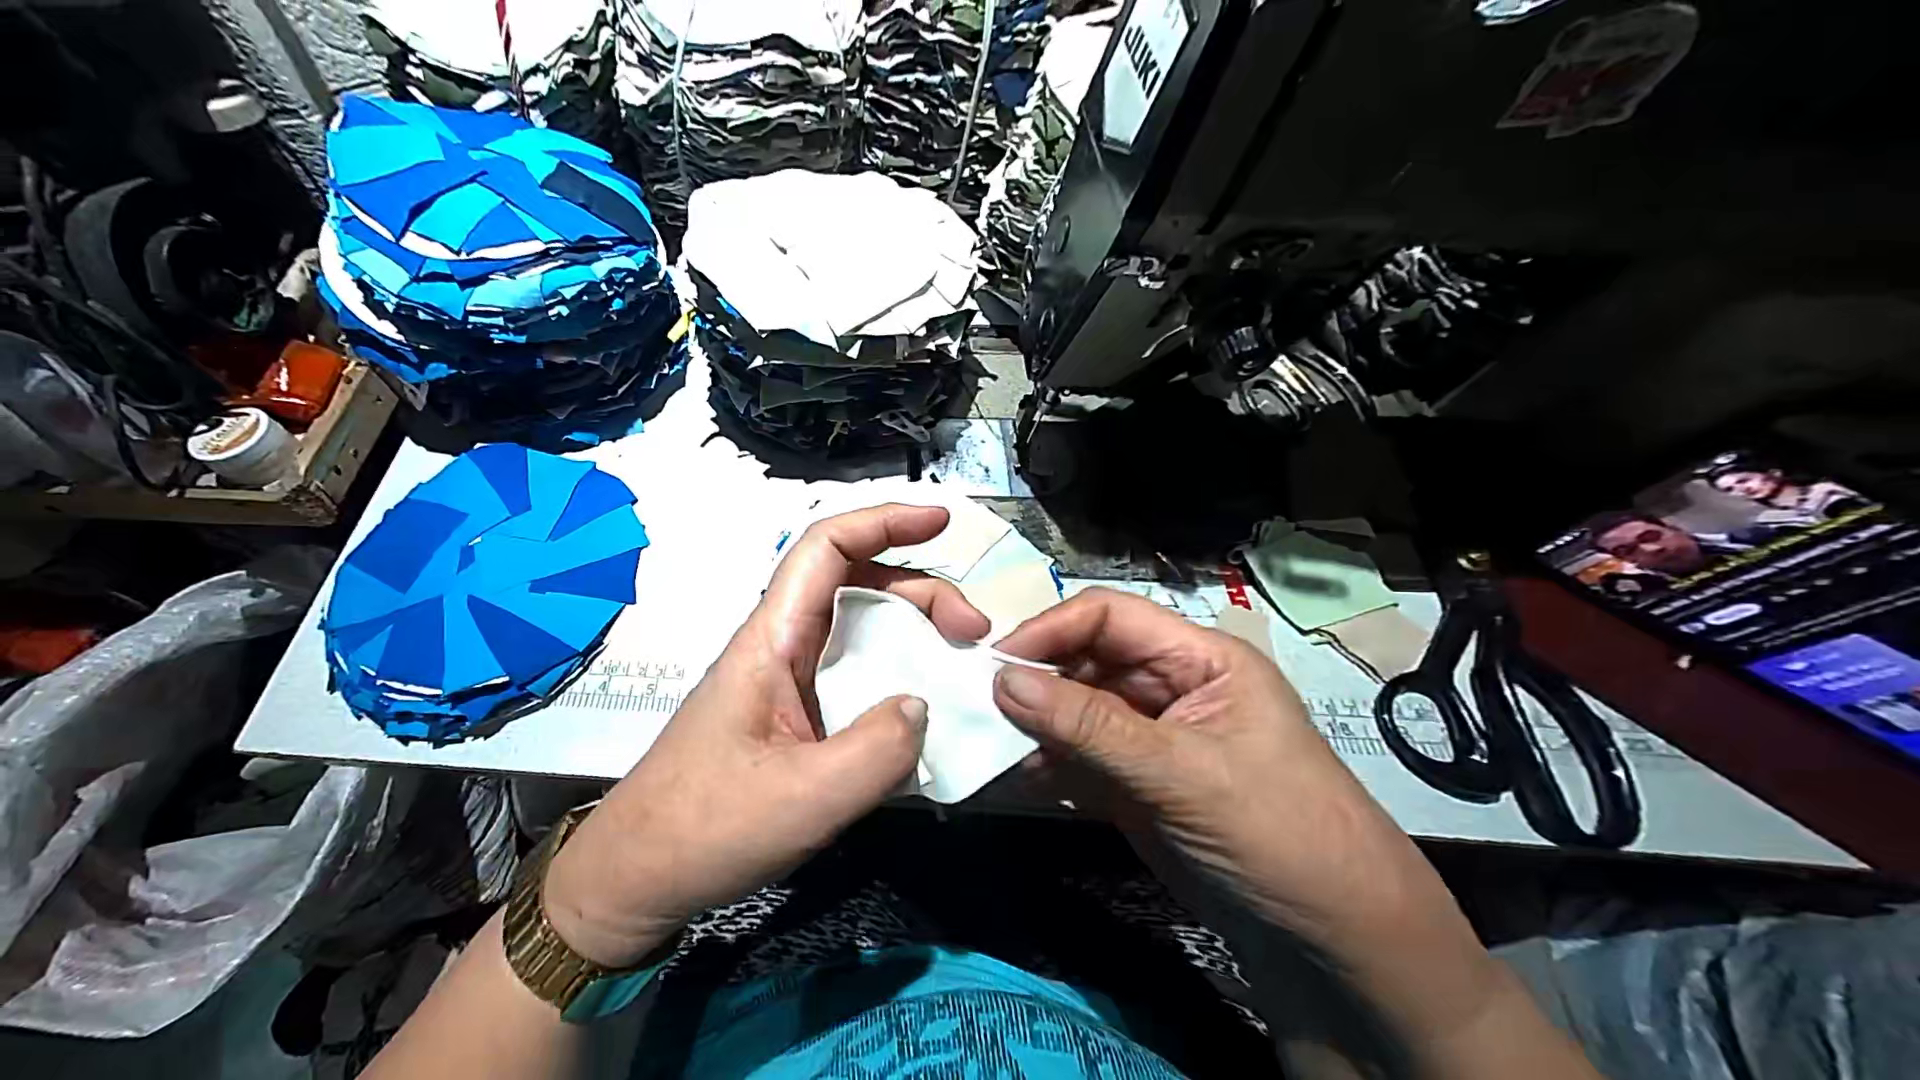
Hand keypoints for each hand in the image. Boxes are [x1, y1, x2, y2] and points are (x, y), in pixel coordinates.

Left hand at [542, 504, 989, 966]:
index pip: (826, 548)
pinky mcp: (801, 718)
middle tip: (974, 635)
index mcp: (773, 640)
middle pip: (860, 585)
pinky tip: (931, 711)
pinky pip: (861, 676)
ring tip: (962, 665)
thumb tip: (923, 704)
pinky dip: (902, 676)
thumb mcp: (804, 798)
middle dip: (923, 593)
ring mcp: (793, 683)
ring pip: (864, 630)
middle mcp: (785, 647)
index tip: (941, 523)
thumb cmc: (706, 830)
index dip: (884, 521)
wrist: (640, 879)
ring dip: (918, 633)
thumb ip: (877, 752)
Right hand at [991, 589, 1503, 1020]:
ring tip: (984, 743)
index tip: (994, 662)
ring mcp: (1148, 737)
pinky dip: (1044, 764)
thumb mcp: (1183, 773)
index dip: (1050, 630)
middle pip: (1085, 660)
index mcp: (1199, 657)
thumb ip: (1089, 726)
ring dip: (1032, 725)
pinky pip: (1077, 758)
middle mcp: (1169, 685)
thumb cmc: (1277, 833)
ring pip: (1074, 710)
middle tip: (976, 706)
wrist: (1333, 945)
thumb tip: (1001, 680)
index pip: (1110, 617)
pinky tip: (1011, 776)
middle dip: (1035, 680)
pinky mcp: (1134, 784)